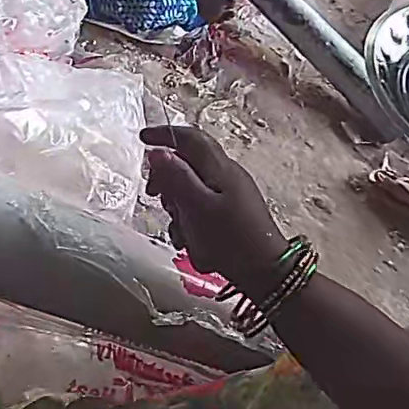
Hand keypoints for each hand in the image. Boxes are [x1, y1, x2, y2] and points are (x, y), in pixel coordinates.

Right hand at [142, 126, 288, 295]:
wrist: (266, 274)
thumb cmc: (230, 239)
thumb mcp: (197, 207)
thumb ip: (177, 177)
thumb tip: (157, 151)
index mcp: (220, 168)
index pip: (191, 138)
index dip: (165, 134)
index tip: (142, 138)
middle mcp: (227, 175)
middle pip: (189, 162)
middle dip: (168, 178)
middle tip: (154, 195)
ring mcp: (231, 194)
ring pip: (193, 187)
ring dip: (178, 203)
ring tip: (178, 226)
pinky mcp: (232, 213)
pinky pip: (203, 206)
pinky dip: (190, 218)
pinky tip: (190, 239)